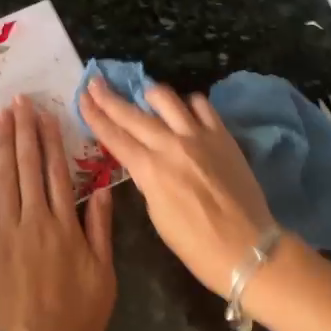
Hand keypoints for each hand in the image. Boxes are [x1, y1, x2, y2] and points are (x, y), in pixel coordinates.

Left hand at [0, 96, 115, 330]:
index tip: (46, 113)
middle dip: (24, 130)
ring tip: (3, 115)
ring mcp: (6, 230)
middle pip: (28, 165)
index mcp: (65, 227)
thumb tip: (101, 187)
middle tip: (20, 100)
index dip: (51, 139)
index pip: (57, 171)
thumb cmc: (77, 317)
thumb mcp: (104, 276)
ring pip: (4, 175)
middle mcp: (33, 220)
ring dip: (3, 142)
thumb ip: (100, 228)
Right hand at [79, 77, 276, 295]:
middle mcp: (171, 145)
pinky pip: (200, 105)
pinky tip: (185, 111)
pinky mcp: (222, 135)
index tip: (82, 97)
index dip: (95, 115)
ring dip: (150, 95)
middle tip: (95, 81)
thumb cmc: (196, 245)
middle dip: (109, 97)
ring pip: (166, 98)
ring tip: (145, 95)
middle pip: (132, 113)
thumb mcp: (157, 215)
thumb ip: (147, 180)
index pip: (114, 136)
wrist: (248, 249)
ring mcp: (198, 136)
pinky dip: (188, 104)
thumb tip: (144, 161)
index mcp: (150, 170)